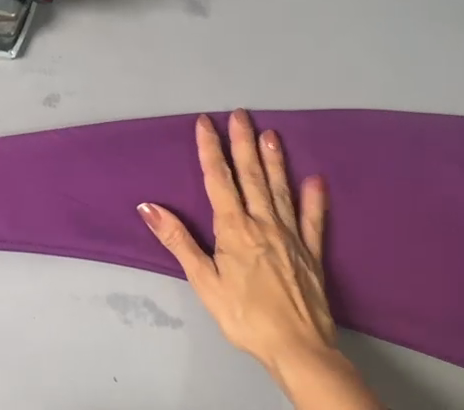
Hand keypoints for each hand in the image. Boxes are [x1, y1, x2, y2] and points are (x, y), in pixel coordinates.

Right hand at [139, 111, 377, 408]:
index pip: (219, 179)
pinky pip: (314, 221)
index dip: (210, 149)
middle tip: (240, 114)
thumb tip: (148, 206)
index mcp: (234, 228)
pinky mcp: (312, 255)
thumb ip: (178, 240)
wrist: (300, 350)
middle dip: (243, 142)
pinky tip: (316, 180)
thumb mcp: (203, 280)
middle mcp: (263, 224)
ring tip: (271, 133)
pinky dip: (315, 199)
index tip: (205, 122)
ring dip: (274, 160)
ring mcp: (291, 238)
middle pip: (251, 176)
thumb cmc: (244, 316)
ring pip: (281, 190)